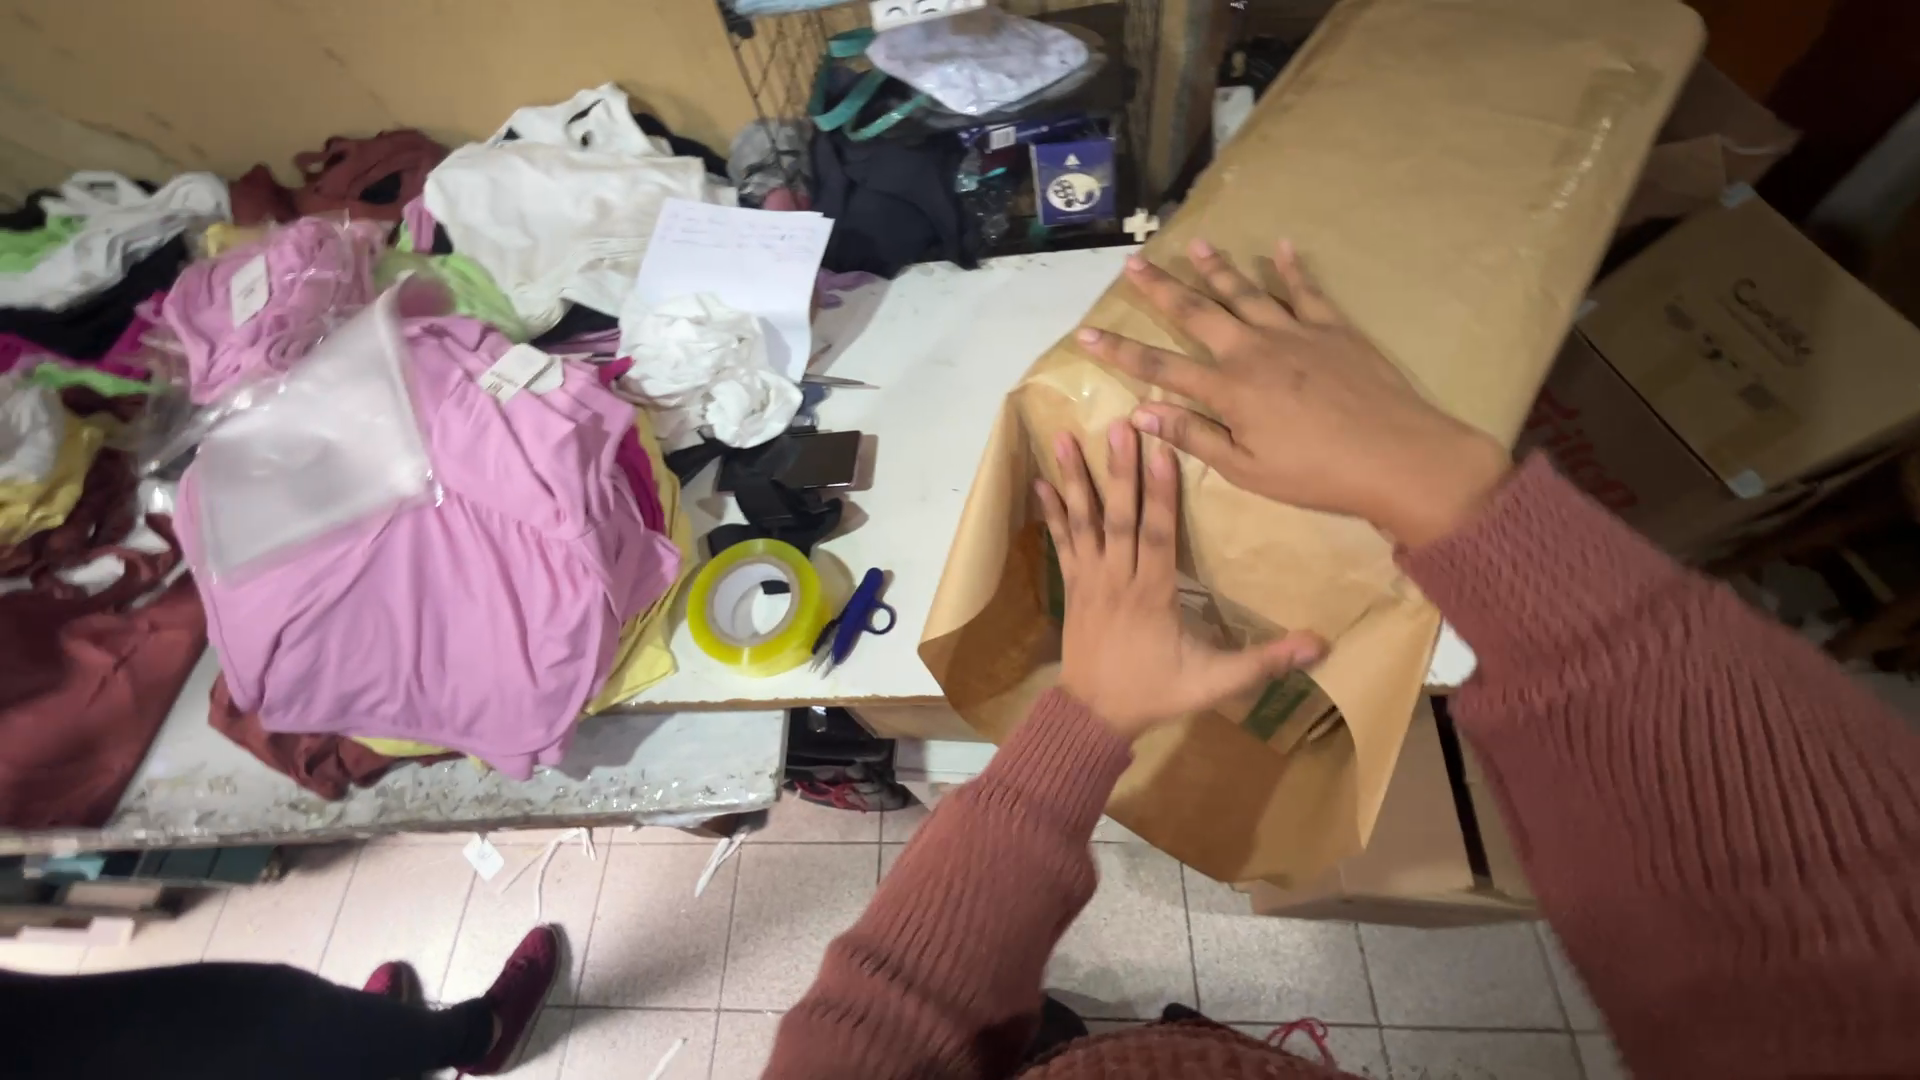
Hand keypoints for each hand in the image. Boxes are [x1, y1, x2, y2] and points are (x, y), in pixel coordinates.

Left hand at [1035, 419, 1326, 738]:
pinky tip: (1040, 483)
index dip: (1161, 494)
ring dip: (1076, 481)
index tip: (1162, 451)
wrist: (1093, 715)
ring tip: (1064, 439)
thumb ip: (1264, 663)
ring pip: (1084, 523)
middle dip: (1119, 471)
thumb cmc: (1155, 694)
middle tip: (1117, 426)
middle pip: (1119, 518)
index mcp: (1152, 595)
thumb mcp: (1214, 684)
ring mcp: (1088, 580)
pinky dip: (1052, 513)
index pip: (1158, 536)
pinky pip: (1061, 543)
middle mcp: (1116, 579)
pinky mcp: (1071, 585)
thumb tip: (1320, 645)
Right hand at [1077, 239, 1512, 546]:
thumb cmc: (1314, 474)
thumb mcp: (1245, 468)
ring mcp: (1295, 332)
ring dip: (1215, 268)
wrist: (1397, 456)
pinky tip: (1278, 246)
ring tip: (1191, 245)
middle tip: (1133, 264)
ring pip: (1245, 292)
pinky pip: (1306, 290)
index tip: (1085, 333)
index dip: (1119, 350)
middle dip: (1160, 290)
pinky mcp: (1333, 328)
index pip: (1159, 366)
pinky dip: (1290, 268)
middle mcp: (1253, 350)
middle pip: (1197, 313)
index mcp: (1228, 389)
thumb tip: (1141, 412)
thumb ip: (1193, 436)